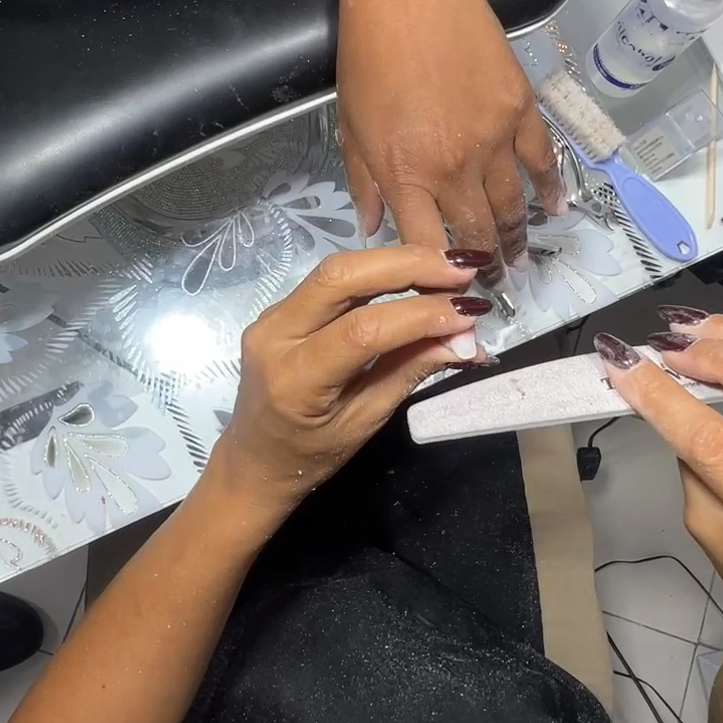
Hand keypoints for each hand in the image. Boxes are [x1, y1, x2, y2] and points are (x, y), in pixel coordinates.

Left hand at [210, 246, 493, 511]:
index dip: (420, 315)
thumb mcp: (365, 422)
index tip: (470, 312)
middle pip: (341, 276)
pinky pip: (331, 280)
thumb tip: (466, 339)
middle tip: (463, 268)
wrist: (253, 460)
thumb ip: (410, 372)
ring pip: (337, 269)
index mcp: (295, 378)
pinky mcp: (280, 308)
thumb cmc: (310, 455)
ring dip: (395, 261)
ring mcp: (272, 315)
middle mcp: (275, 335)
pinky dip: (377, 273)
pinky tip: (413, 275)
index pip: (362, 330)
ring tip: (447, 266)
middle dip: (407, 265)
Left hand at [335, 0, 564, 277]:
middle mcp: (453, 167)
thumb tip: (373, 227)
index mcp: (404, 174)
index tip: (443, 296)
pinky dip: (550, 189)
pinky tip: (554, 209)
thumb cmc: (367, 52)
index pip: (424, 249)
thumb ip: (364, 182)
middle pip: (475, 235)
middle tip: (489, 287)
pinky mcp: (521, 110)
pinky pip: (543, 161)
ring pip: (511, 207)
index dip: (435, 280)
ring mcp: (494, 140)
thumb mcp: (350, 124)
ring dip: (515, 239)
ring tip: (517, 262)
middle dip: (482, 268)